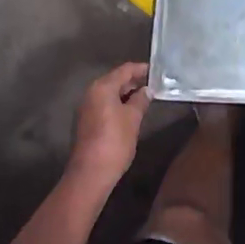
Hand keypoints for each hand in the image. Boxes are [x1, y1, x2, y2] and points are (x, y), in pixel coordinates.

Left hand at [68, 62, 151, 185]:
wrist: (90, 174)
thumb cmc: (114, 141)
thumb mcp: (133, 118)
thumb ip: (141, 100)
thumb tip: (147, 90)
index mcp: (102, 87)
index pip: (125, 70)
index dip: (141, 69)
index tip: (157, 72)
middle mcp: (92, 92)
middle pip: (116, 79)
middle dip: (134, 81)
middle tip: (154, 85)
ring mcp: (87, 107)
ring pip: (110, 93)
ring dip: (127, 93)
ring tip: (145, 98)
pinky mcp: (87, 120)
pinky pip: (105, 104)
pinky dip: (118, 103)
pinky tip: (131, 111)